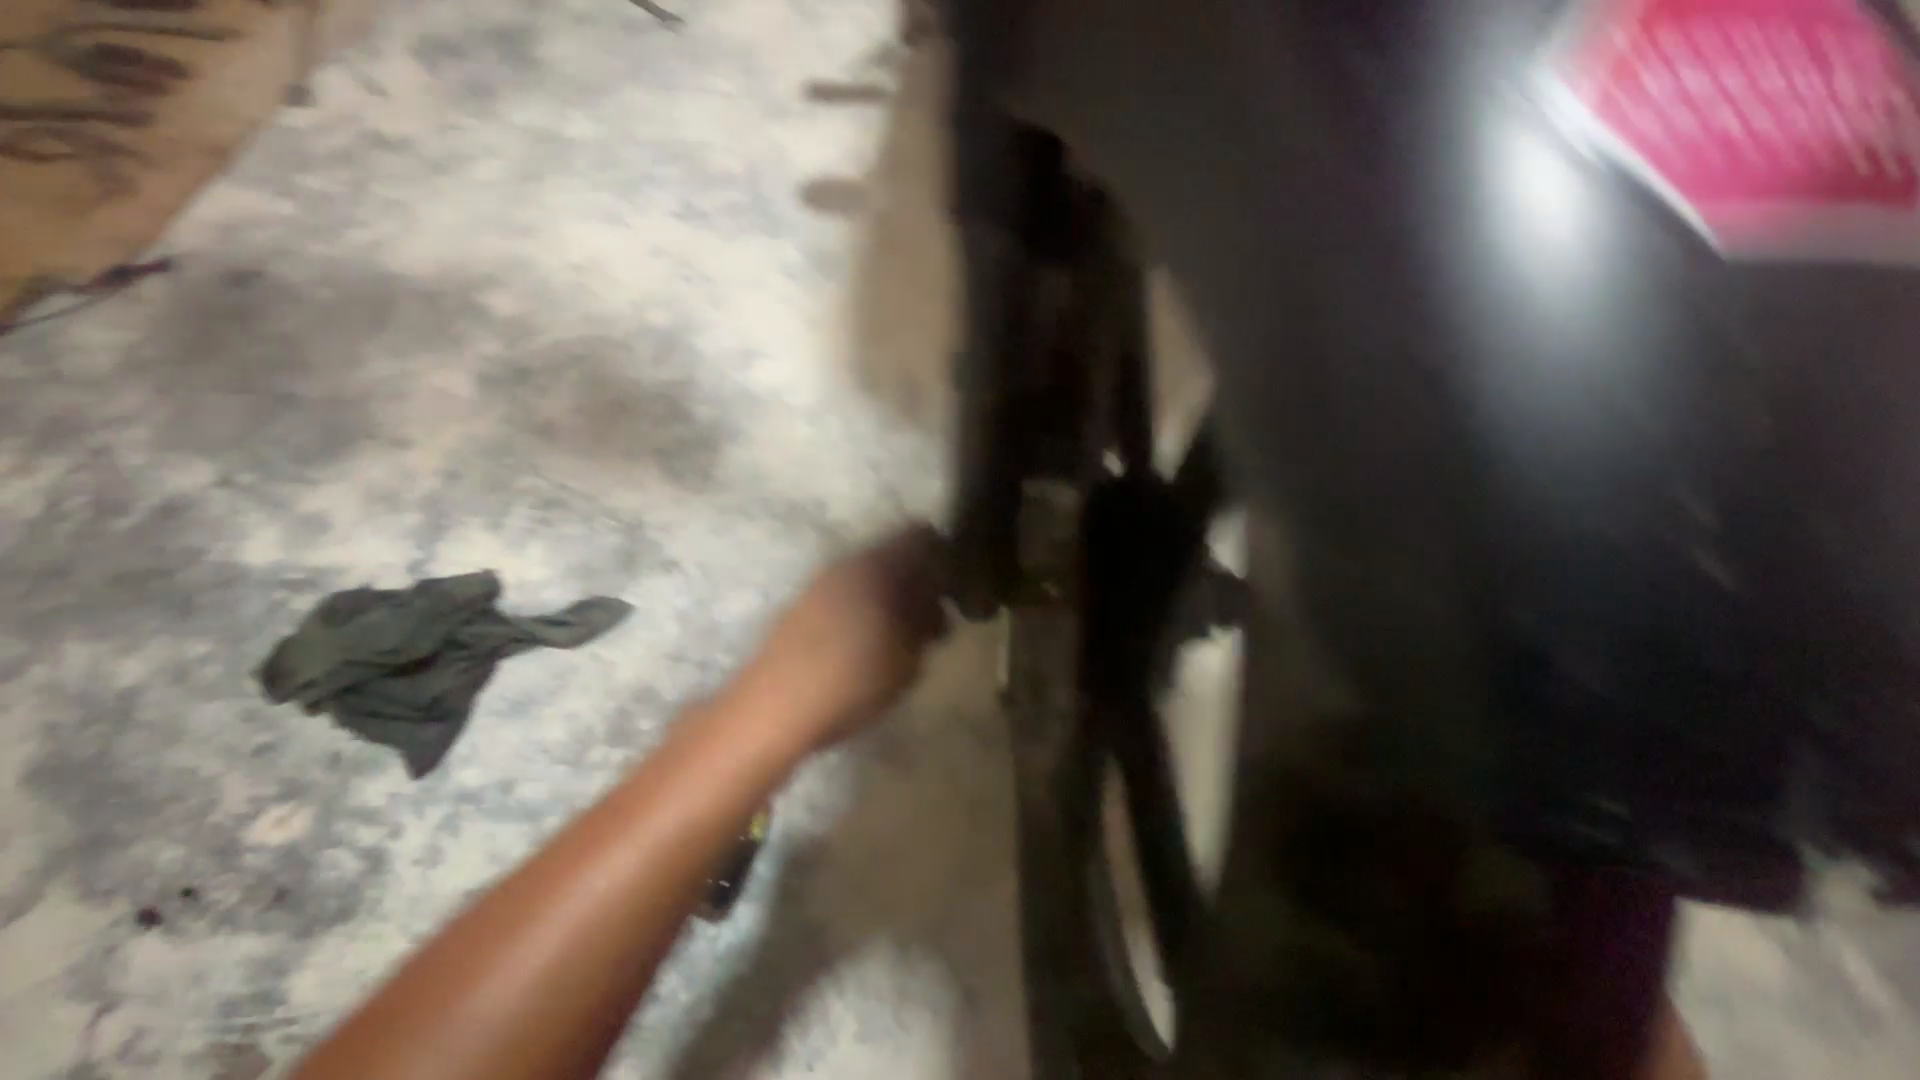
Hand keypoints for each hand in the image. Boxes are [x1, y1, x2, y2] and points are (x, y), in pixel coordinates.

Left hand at [739, 524, 949, 744]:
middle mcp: (848, 562)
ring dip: (894, 600)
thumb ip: (927, 624)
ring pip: (872, 577)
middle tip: (938, 624)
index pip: (922, 536)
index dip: (947, 558)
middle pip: (896, 556)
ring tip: (907, 643)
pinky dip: (868, 611)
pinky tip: (873, 647)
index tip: (960, 591)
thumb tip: (935, 607)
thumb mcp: (907, 658)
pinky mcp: (804, 607)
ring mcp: (821, 583)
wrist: (776, 706)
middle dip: (921, 583)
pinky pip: (849, 595)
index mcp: (878, 564)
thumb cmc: (853, 680)